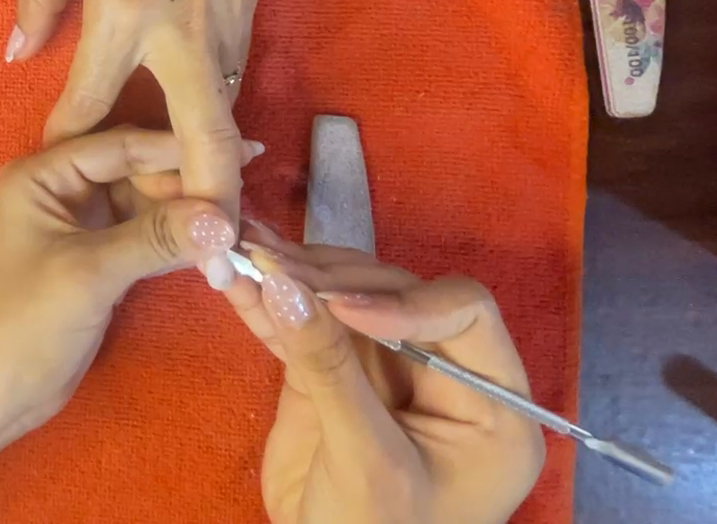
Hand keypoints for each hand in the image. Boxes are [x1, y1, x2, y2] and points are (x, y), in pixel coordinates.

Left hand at [0, 128, 253, 440]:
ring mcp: (80, 221)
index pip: (119, 146)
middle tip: (246, 194)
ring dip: (186, 212)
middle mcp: (61, 186)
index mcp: (43, 173)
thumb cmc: (23, 324)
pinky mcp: (97, 254)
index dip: (177, 149)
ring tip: (243, 217)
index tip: (239, 151)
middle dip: (185, 183)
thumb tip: (223, 216)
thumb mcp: (89, 275)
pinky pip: (144, 233)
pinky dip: (176, 239)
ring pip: (144, 201)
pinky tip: (217, 243)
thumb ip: (154, 239)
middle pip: (135, 170)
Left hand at [10, 0, 310, 245]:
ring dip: (208, 161)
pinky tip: (192, 121)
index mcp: (124, 9)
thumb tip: (18, 54)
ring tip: (180, 198)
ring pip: (222, 114)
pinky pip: (229, 78)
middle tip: (196, 247)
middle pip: (201, 141)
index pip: (90, 101)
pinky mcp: (250, 10)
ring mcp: (226, 24)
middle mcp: (182, 32)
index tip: (58, 171)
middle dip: (199, 201)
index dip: (69, 142)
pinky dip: (214, 112)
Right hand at [225, 228, 544, 523]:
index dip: (402, 299)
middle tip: (265, 264)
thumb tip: (280, 283)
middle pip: (386, 291)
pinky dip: (262, 299)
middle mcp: (435, 371)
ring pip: (335, 295)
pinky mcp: (324, 366)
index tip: (338, 305)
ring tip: (241, 253)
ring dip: (286, 274)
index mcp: (485, 403)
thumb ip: (328, 370)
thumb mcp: (365, 462)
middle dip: (326, 278)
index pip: (462, 315)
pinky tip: (231, 277)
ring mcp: (376, 365)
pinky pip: (295, 319)